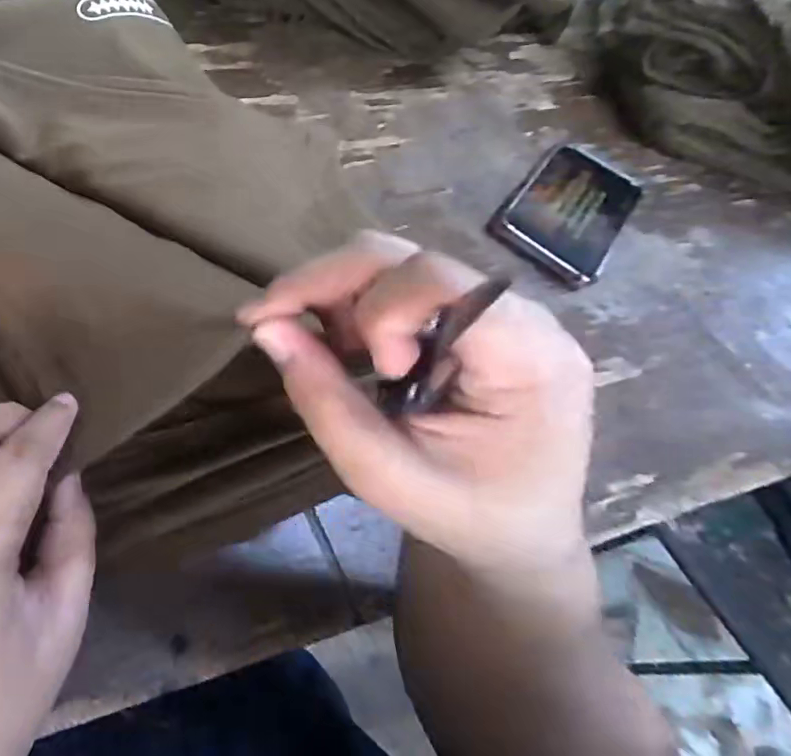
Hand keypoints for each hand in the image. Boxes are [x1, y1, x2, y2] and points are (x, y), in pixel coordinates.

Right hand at [238, 232, 594, 577]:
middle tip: (271, 320)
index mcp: (525, 356)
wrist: (519, 533)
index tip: (376, 369)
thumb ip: (323, 400)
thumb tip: (265, 327)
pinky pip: (394, 279)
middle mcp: (517, 313)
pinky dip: (349, 300)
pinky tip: (340, 340)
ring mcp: (493, 306)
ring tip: (315, 341)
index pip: (435, 278)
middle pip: (400, 257)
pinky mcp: (468, 310)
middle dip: (327, 284)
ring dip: (334, 292)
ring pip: (388, 259)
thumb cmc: (464, 515)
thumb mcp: (383, 474)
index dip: (378, 309)